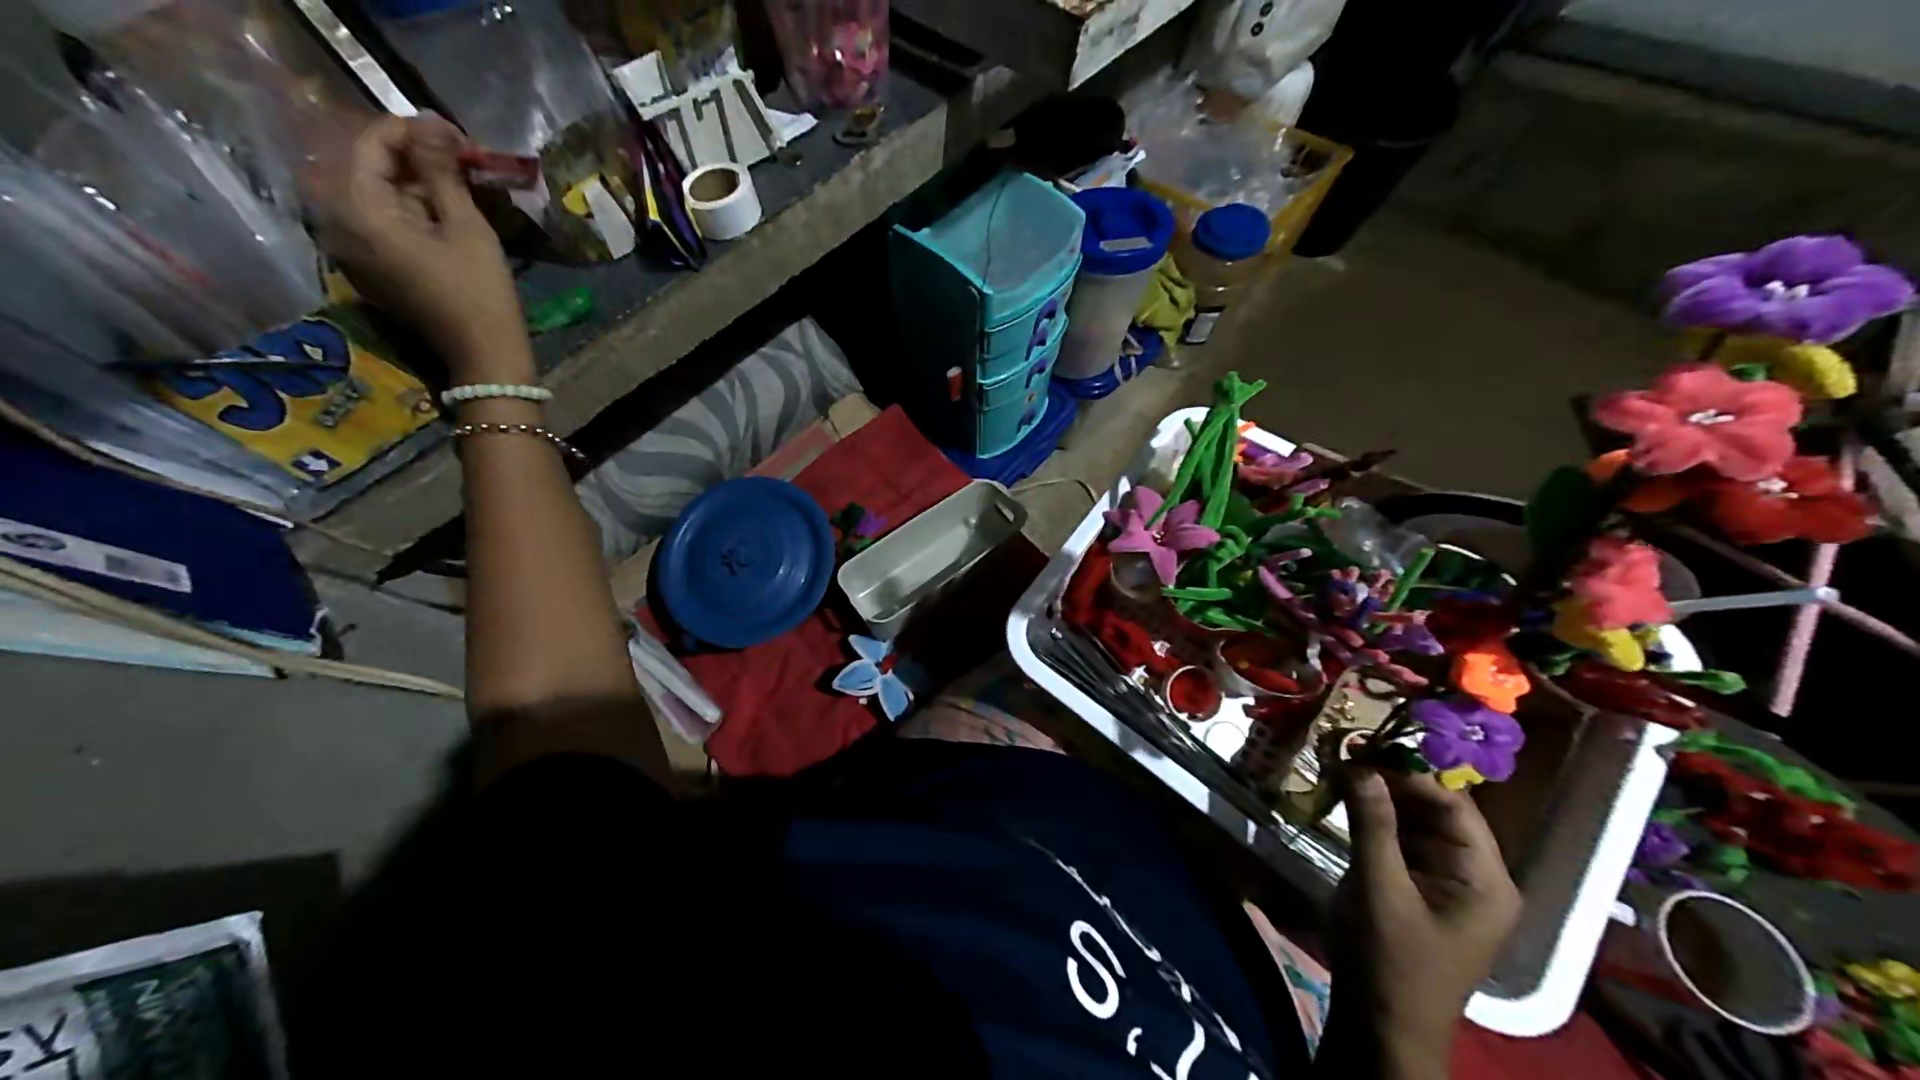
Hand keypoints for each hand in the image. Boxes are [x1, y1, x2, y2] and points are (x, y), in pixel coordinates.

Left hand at [312, 115, 530, 381]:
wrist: (484, 356)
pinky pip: (380, 224)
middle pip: (369, 169)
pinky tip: (443, 215)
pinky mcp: (369, 269)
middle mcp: (339, 224)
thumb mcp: (466, 227)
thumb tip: (429, 124)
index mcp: (359, 210)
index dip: (413, 131)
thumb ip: (440, 171)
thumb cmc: (481, 292)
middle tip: (462, 160)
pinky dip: (409, 211)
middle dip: (414, 158)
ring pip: (376, 196)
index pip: (371, 145)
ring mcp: (350, 250)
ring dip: (414, 184)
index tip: (456, 135)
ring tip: (458, 185)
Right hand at [1332, 768, 1520, 1049]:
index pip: (1454, 805)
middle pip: (1437, 809)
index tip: (1362, 746)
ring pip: (1417, 820)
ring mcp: (1448, 880)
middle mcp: (1475, 874)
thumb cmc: (1389, 960)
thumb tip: (1358, 764)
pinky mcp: (1421, 886)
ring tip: (1340, 768)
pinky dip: (1376, 817)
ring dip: (1380, 794)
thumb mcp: (1378, 888)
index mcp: (1485, 878)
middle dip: (1391, 778)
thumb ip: (1372, 824)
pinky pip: (1403, 839)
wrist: (1383, 1023)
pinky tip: (1346, 797)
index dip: (1409, 771)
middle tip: (1344, 752)